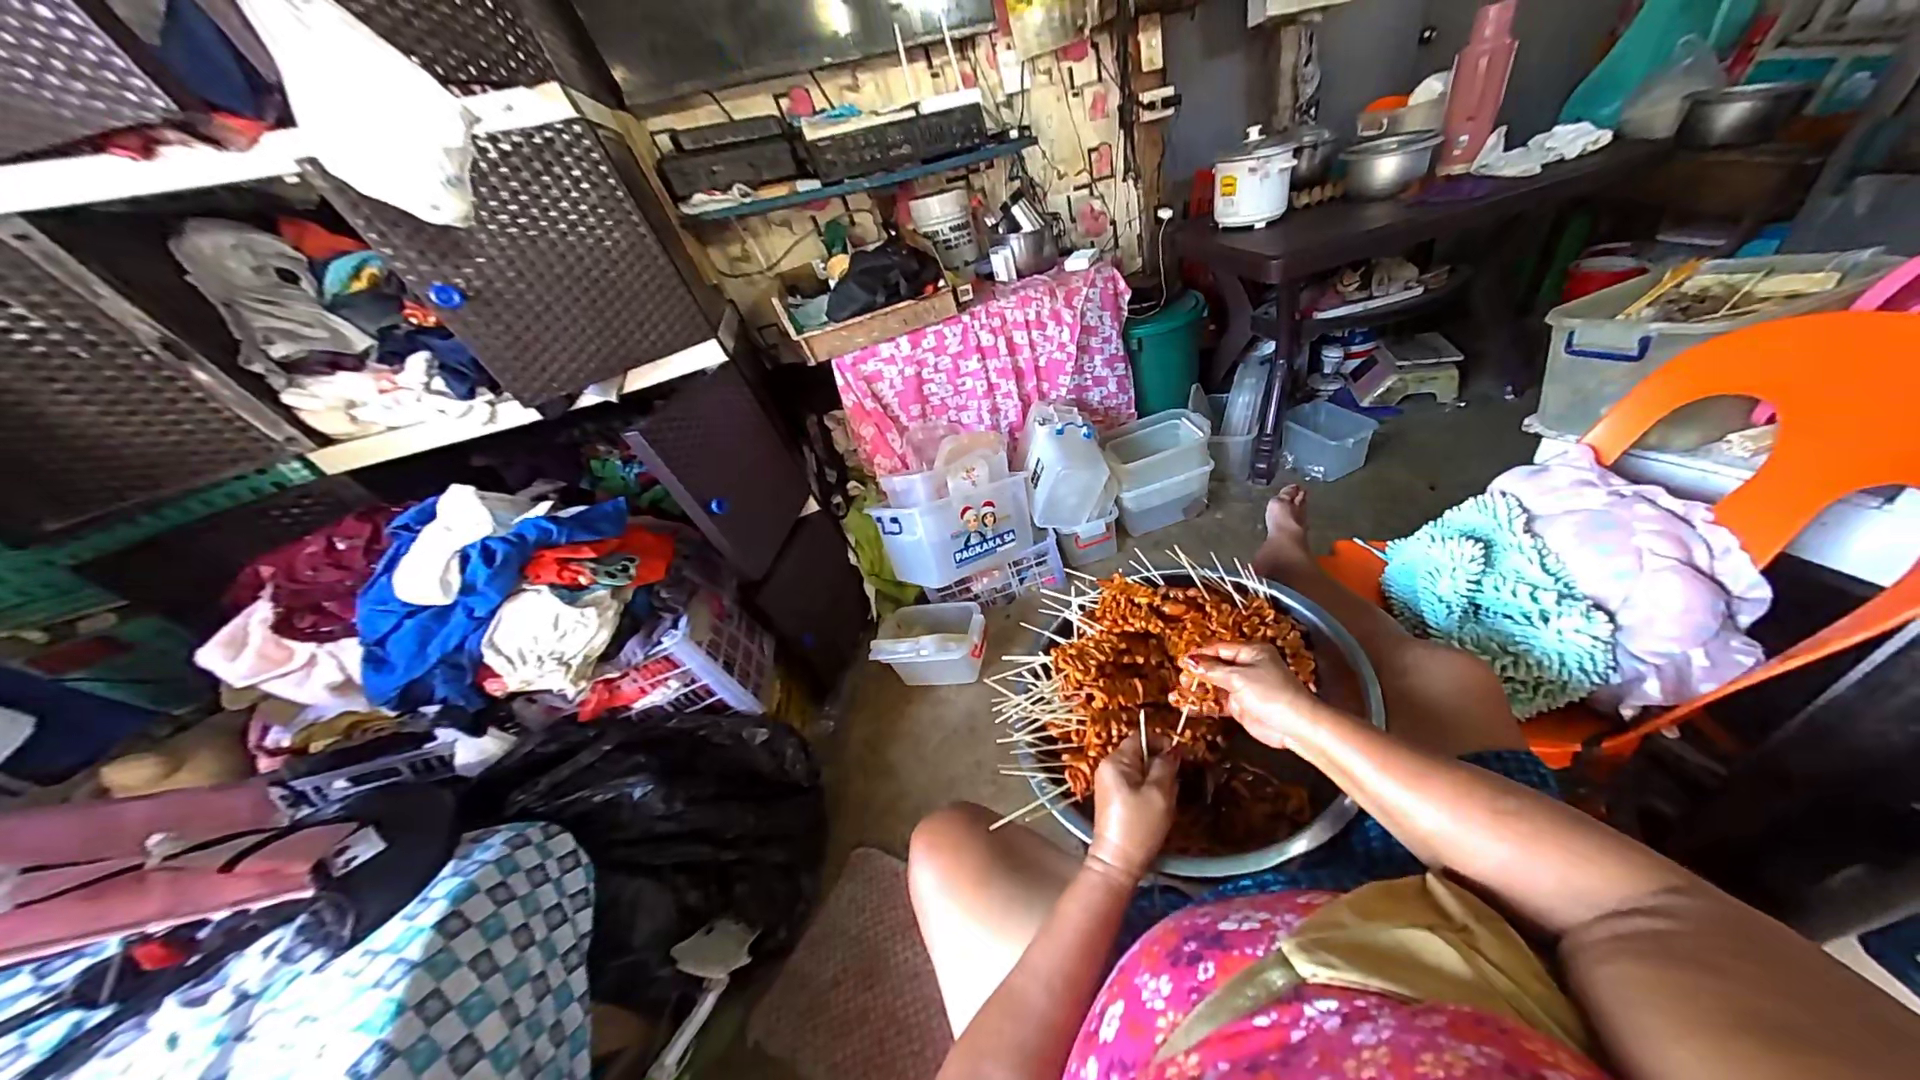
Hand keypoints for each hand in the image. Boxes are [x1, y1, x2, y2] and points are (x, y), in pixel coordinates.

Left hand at [1086, 735, 1178, 883]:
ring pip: (1139, 770)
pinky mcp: (1113, 797)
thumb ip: (1166, 766)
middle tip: (1173, 784)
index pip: (1139, 737)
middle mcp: (1108, 767)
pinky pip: (1134, 784)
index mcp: (1115, 761)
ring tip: (1165, 800)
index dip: (1160, 742)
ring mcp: (1108, 782)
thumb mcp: (1159, 793)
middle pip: (1139, 753)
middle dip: (1160, 765)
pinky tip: (1156, 808)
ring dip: (1156, 780)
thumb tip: (1172, 749)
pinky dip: (1148, 791)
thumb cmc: (1139, 825)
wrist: (1117, 861)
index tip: (1179, 757)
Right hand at [1183, 641, 1323, 748]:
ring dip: (1199, 689)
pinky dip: (1206, 703)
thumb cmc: (1270, 693)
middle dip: (1198, 672)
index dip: (1200, 654)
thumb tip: (1189, 661)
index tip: (1182, 660)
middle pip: (1216, 666)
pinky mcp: (1241, 706)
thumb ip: (1211, 670)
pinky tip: (1190, 705)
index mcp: (1252, 652)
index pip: (1220, 649)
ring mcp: (1244, 687)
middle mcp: (1248, 667)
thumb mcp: (1238, 677)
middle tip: (1180, 678)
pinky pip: (1219, 702)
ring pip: (1216, 685)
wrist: (1294, 725)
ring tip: (1179, 691)